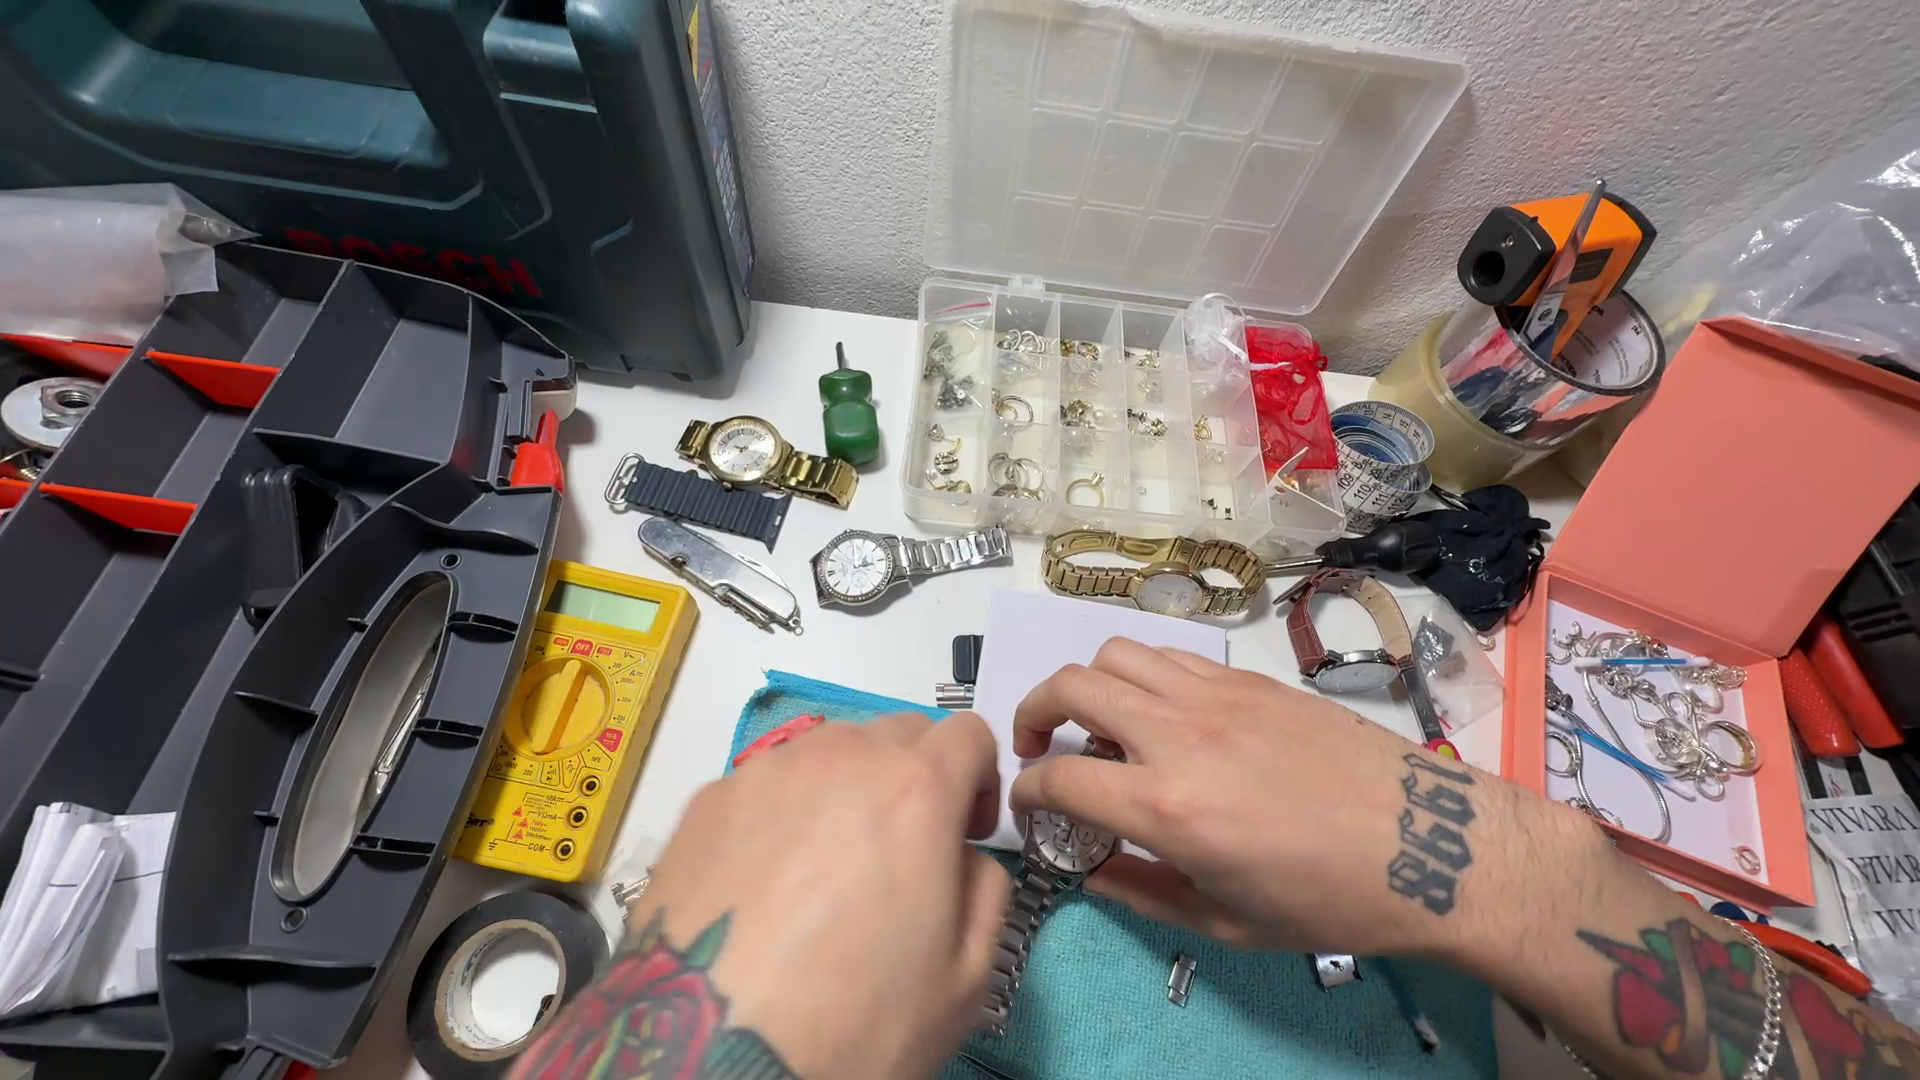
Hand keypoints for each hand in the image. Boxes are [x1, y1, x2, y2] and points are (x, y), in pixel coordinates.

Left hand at [555, 715, 1006, 1079]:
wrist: (704, 1055)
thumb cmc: (851, 1021)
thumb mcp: (965, 977)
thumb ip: (987, 886)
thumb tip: (962, 853)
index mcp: (916, 788)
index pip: (970, 733)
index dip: (979, 779)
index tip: (963, 831)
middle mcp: (843, 756)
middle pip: (902, 733)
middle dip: (917, 777)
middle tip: (899, 851)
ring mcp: (769, 769)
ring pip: (833, 750)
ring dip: (849, 787)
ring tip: (824, 865)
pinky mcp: (710, 796)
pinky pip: (771, 781)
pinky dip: (786, 810)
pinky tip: (765, 880)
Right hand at [1008, 638, 1538, 959]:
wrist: (1431, 848)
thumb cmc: (1328, 901)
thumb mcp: (1224, 922)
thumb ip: (1138, 891)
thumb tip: (1087, 866)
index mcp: (1169, 806)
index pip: (1059, 778)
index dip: (1026, 791)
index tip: (1027, 804)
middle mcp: (1179, 734)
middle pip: (1071, 686)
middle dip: (1032, 710)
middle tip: (1037, 743)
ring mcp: (1214, 695)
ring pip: (1115, 653)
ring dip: (1086, 683)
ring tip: (1095, 719)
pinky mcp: (1247, 679)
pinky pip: (1168, 656)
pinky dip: (1140, 675)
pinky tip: (1158, 711)